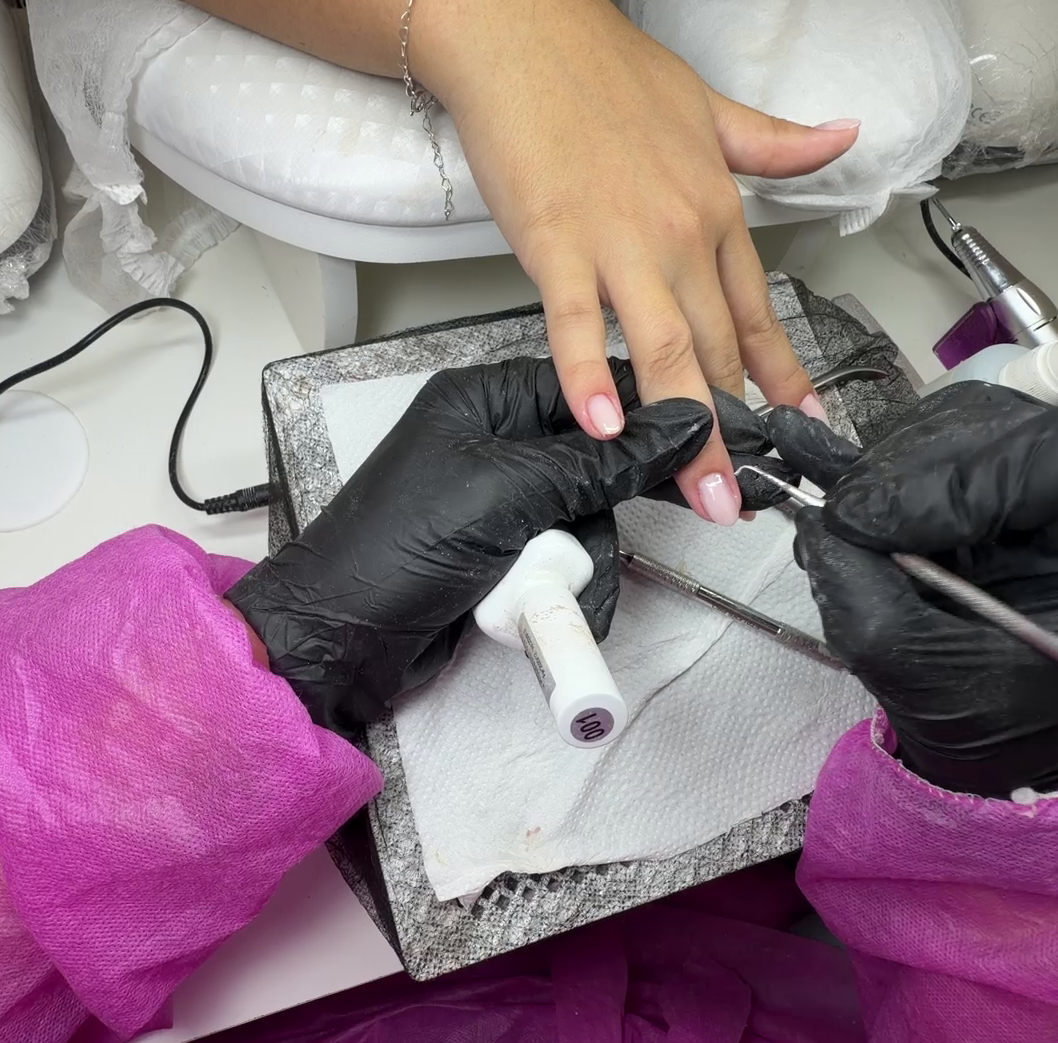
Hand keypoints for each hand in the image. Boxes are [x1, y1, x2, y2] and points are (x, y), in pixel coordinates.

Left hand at [227, 357, 711, 731]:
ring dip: (580, 560)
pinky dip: (564, 585)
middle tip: (676, 519)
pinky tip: (551, 605)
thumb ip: (600, 463)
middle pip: (593, 460)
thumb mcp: (509, 492)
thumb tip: (681, 427)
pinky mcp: (501, 549)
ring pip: (583, 517)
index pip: (589, 392)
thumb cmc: (404, 545)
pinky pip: (560, 556)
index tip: (710, 445)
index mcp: (485, 401)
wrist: (347, 634)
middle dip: (611, 507)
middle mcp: (494, 442)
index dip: (650, 419)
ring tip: (556, 586)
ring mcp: (498, 500)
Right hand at [411, 0, 855, 523]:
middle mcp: (679, 235)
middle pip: (716, 349)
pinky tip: (604, 422)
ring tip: (698, 492)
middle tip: (743, 498)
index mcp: (714, 212)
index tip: (803, 430)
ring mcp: (618, 243)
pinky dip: (589, 375)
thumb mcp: (707, 108)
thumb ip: (772, 142)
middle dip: (735, 433)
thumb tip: (841, 138)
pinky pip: (577, 322)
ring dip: (684, 428)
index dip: (783, 378)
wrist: (528, 37)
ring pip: (662, 348)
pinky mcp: (557, 245)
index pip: (756, 312)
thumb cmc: (606, 78)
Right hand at [769, 384, 1057, 796]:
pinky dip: (860, 457)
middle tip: (844, 522)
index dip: (959, 479)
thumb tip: (815, 522)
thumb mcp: (919, 674)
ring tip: (845, 522)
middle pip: (999, 424)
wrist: (997, 735)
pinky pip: (919, 439)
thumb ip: (864, 596)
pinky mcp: (979, 478)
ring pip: (952, 422)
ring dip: (881, 468)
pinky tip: (803, 444)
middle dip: (903, 471)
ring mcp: (1036, 479)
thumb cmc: (989, 721)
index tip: (876, 528)